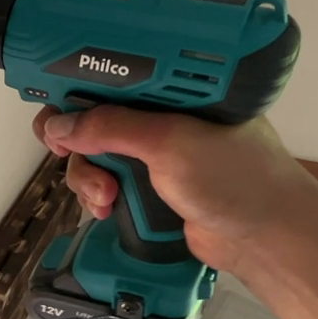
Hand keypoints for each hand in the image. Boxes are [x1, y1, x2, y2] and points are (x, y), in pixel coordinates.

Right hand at [33, 106, 317, 275]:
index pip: (112, 79)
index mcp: (172, 93)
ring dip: (87, 178)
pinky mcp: (144, 187)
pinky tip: (107, 208)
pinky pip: (101, 184)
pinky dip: (96, 197)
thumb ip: (111, 129)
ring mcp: (150, 155)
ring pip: (91, 157)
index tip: (54, 105)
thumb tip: (60, 125)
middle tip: (66, 152)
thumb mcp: (170, 143)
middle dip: (76, 143)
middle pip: (90, 120)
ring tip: (105, 196)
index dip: (77, 89)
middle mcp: (158, 119)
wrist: (263, 239)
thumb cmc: (238, 180)